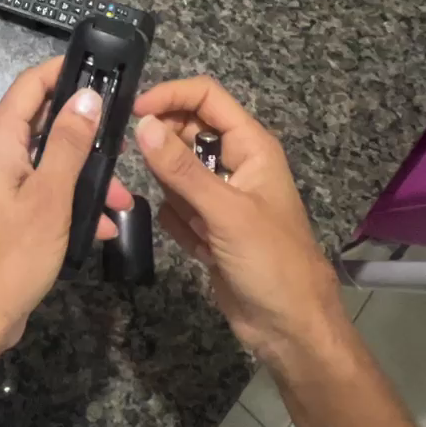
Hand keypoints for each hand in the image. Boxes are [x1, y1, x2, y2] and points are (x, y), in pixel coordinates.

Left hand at [0, 57, 133, 354]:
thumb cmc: (12, 255)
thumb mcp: (51, 196)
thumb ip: (70, 142)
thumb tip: (87, 94)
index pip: (31, 84)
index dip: (65, 71)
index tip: (103, 70)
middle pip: (43, 121)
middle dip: (85, 134)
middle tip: (122, 145)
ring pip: (46, 159)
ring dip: (83, 175)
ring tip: (121, 199)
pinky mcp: (1, 207)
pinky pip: (39, 188)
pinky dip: (68, 200)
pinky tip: (100, 226)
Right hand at [133, 77, 344, 367]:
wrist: (290, 330)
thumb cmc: (271, 262)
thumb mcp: (225, 212)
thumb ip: (181, 169)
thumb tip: (142, 125)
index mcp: (250, 145)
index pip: (206, 96)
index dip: (170, 95)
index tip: (135, 111)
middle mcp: (234, 161)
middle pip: (185, 130)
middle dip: (166, 151)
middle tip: (149, 171)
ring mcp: (219, 192)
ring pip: (175, 170)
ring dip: (175, 195)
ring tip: (196, 226)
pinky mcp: (207, 221)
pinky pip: (174, 204)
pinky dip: (179, 223)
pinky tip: (202, 248)